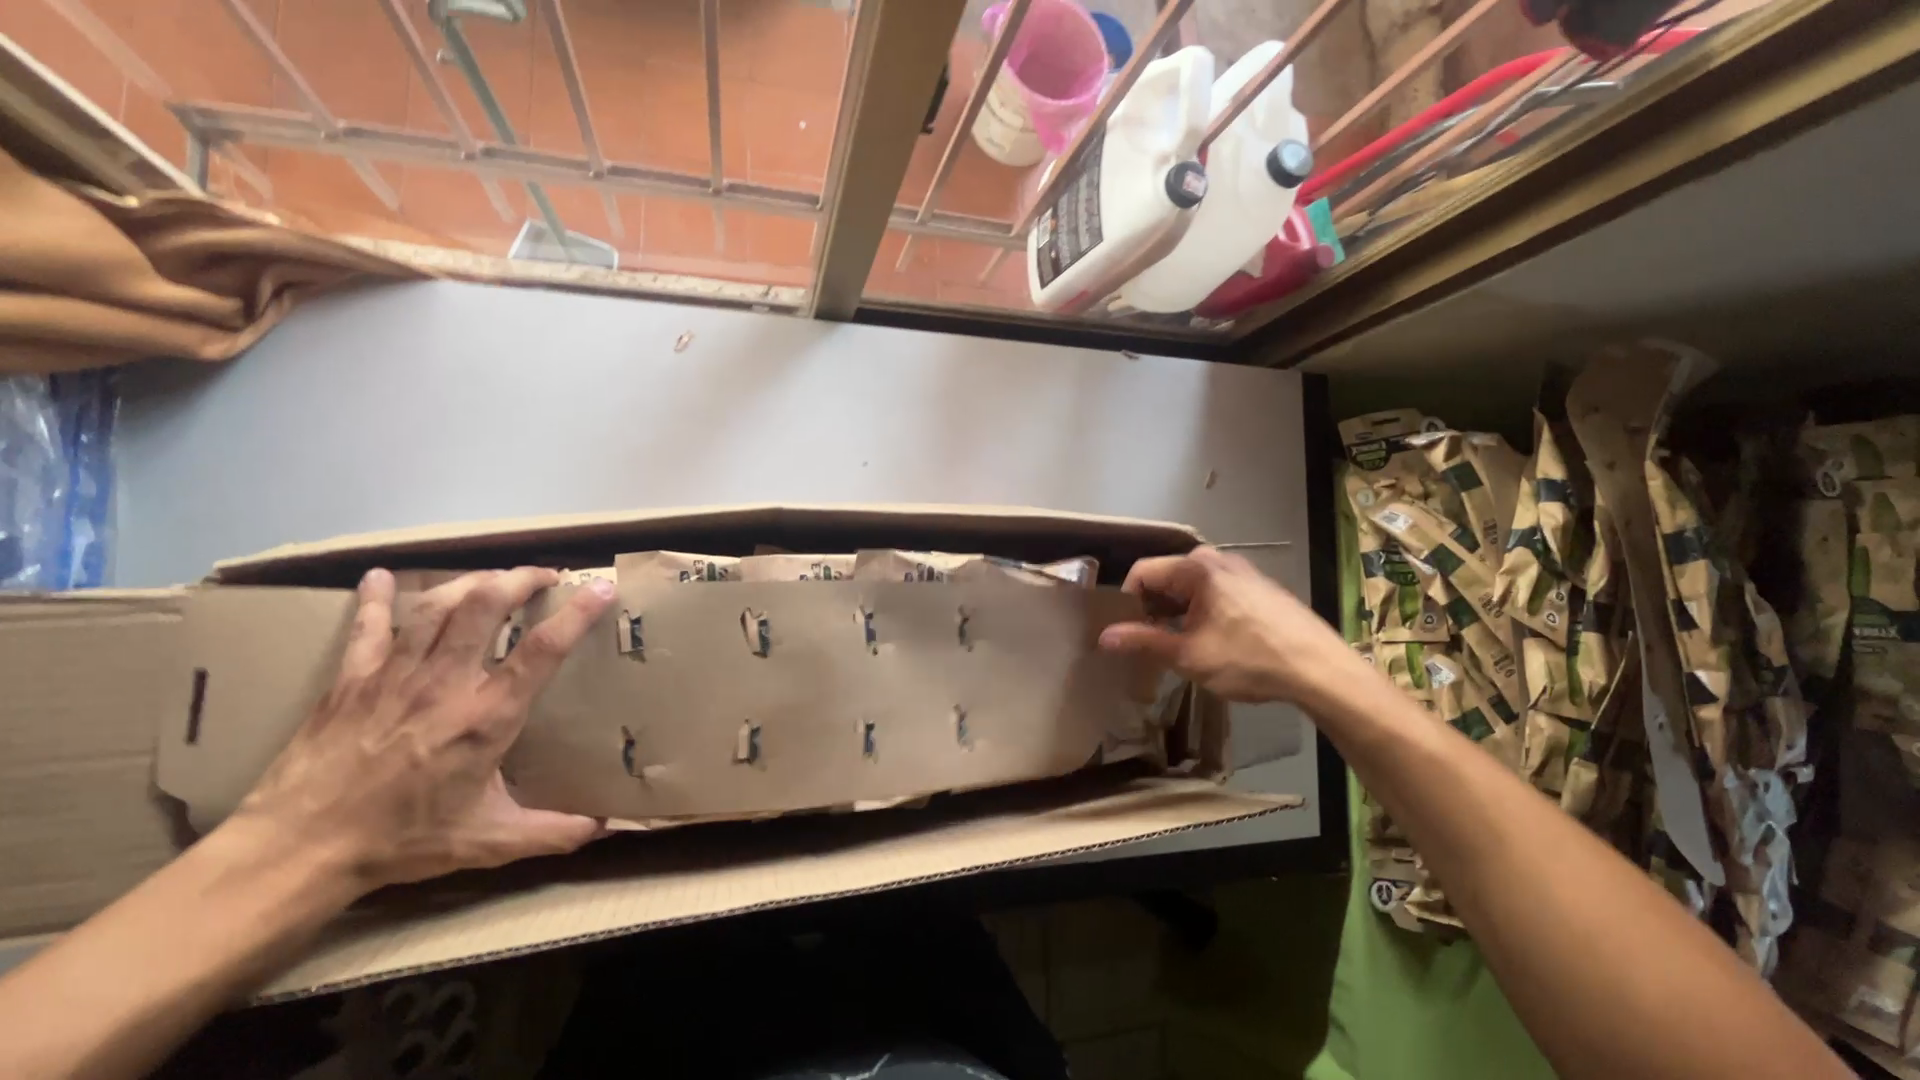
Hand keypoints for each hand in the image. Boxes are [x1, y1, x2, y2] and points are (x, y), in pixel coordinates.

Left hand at [230, 566, 615, 895]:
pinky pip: (370, 626)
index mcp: (486, 717)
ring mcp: (395, 674)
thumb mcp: (488, 843)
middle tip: (544, 578)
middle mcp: (445, 682)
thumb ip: (551, 832)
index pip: (543, 650)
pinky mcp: (352, 679)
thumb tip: (603, 829)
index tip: (602, 589)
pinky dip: (379, 597)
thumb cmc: (401, 842)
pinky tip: (382, 577)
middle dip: (520, 579)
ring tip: (493, 578)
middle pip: (487, 604)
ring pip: (438, 605)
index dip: (577, 614)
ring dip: (471, 581)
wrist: (300, 847)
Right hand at [1098, 546, 1353, 704]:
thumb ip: (1143, 641)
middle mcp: (1218, 560)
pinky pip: (1213, 594)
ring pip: (1190, 589)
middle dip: (1151, 610)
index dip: (1126, 603)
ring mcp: (1241, 572)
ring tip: (1177, 649)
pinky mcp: (1257, 588)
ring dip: (1176, 615)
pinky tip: (1210, 644)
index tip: (1125, 633)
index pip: (1142, 572)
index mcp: (1197, 567)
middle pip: (1166, 578)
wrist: (1318, 669)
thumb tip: (1103, 636)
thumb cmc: (1248, 659)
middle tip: (1147, 645)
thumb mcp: (1188, 655)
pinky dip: (1201, 614)